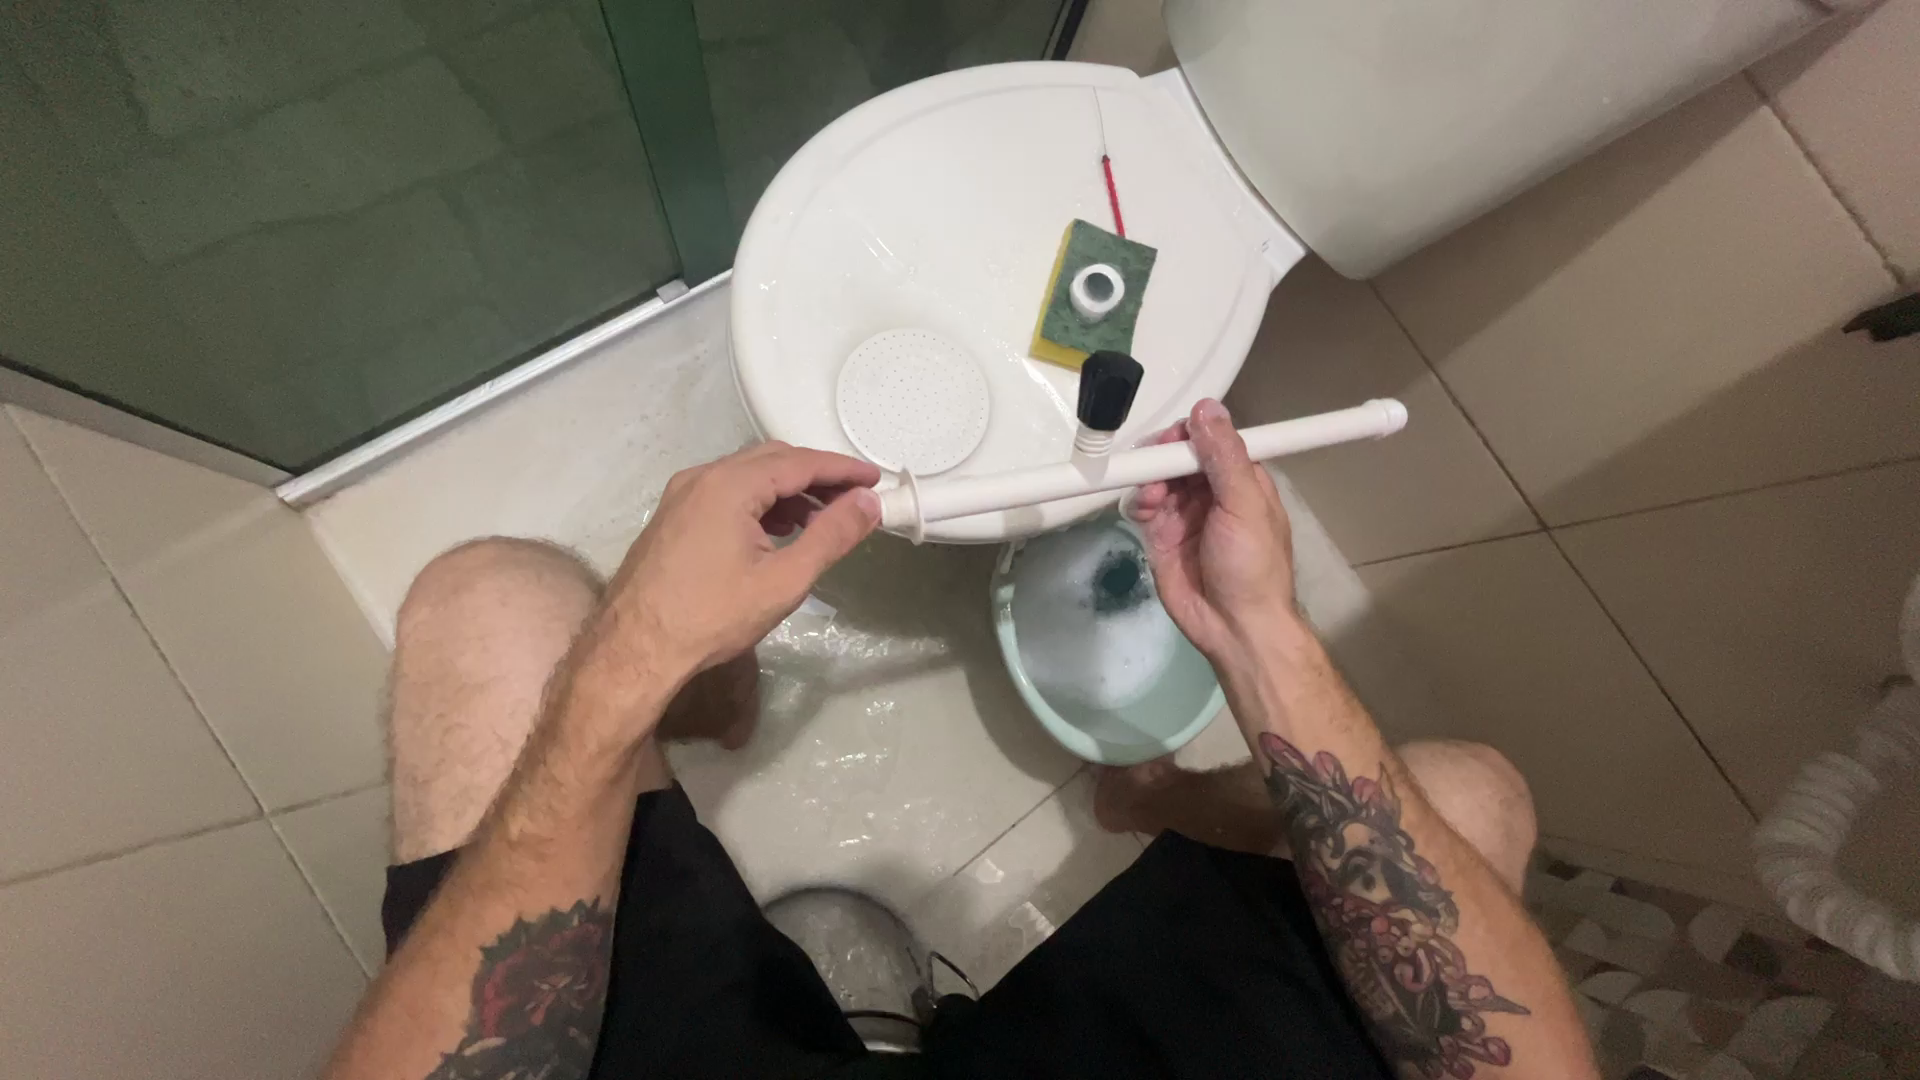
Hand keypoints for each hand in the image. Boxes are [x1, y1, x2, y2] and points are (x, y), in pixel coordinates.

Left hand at [580, 442, 880, 705]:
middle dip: (817, 476)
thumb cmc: (713, 617)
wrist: (633, 651)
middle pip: (773, 460)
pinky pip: (728, 492)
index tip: (875, 480)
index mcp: (729, 485)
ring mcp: (682, 495)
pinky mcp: (674, 516)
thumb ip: (831, 535)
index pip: (800, 462)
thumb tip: (867, 503)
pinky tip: (779, 531)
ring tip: (822, 519)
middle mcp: (702, 477)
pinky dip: (761, 502)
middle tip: (853, 499)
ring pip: (748, 475)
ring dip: (789, 490)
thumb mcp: (784, 579)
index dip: (842, 469)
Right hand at [1127, 399, 1300, 668]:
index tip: (1173, 437)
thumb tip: (1207, 408)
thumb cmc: (1252, 566)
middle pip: (1179, 457)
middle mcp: (1211, 493)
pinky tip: (1144, 510)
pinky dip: (1138, 502)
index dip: (1191, 433)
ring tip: (1153, 499)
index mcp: (1241, 481)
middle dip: (1163, 458)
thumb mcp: (1245, 505)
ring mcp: (1184, 515)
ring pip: (1157, 479)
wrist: (1233, 626)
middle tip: (1153, 466)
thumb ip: (1224, 456)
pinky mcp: (1160, 536)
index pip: (1212, 441)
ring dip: (1150, 481)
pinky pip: (1142, 507)